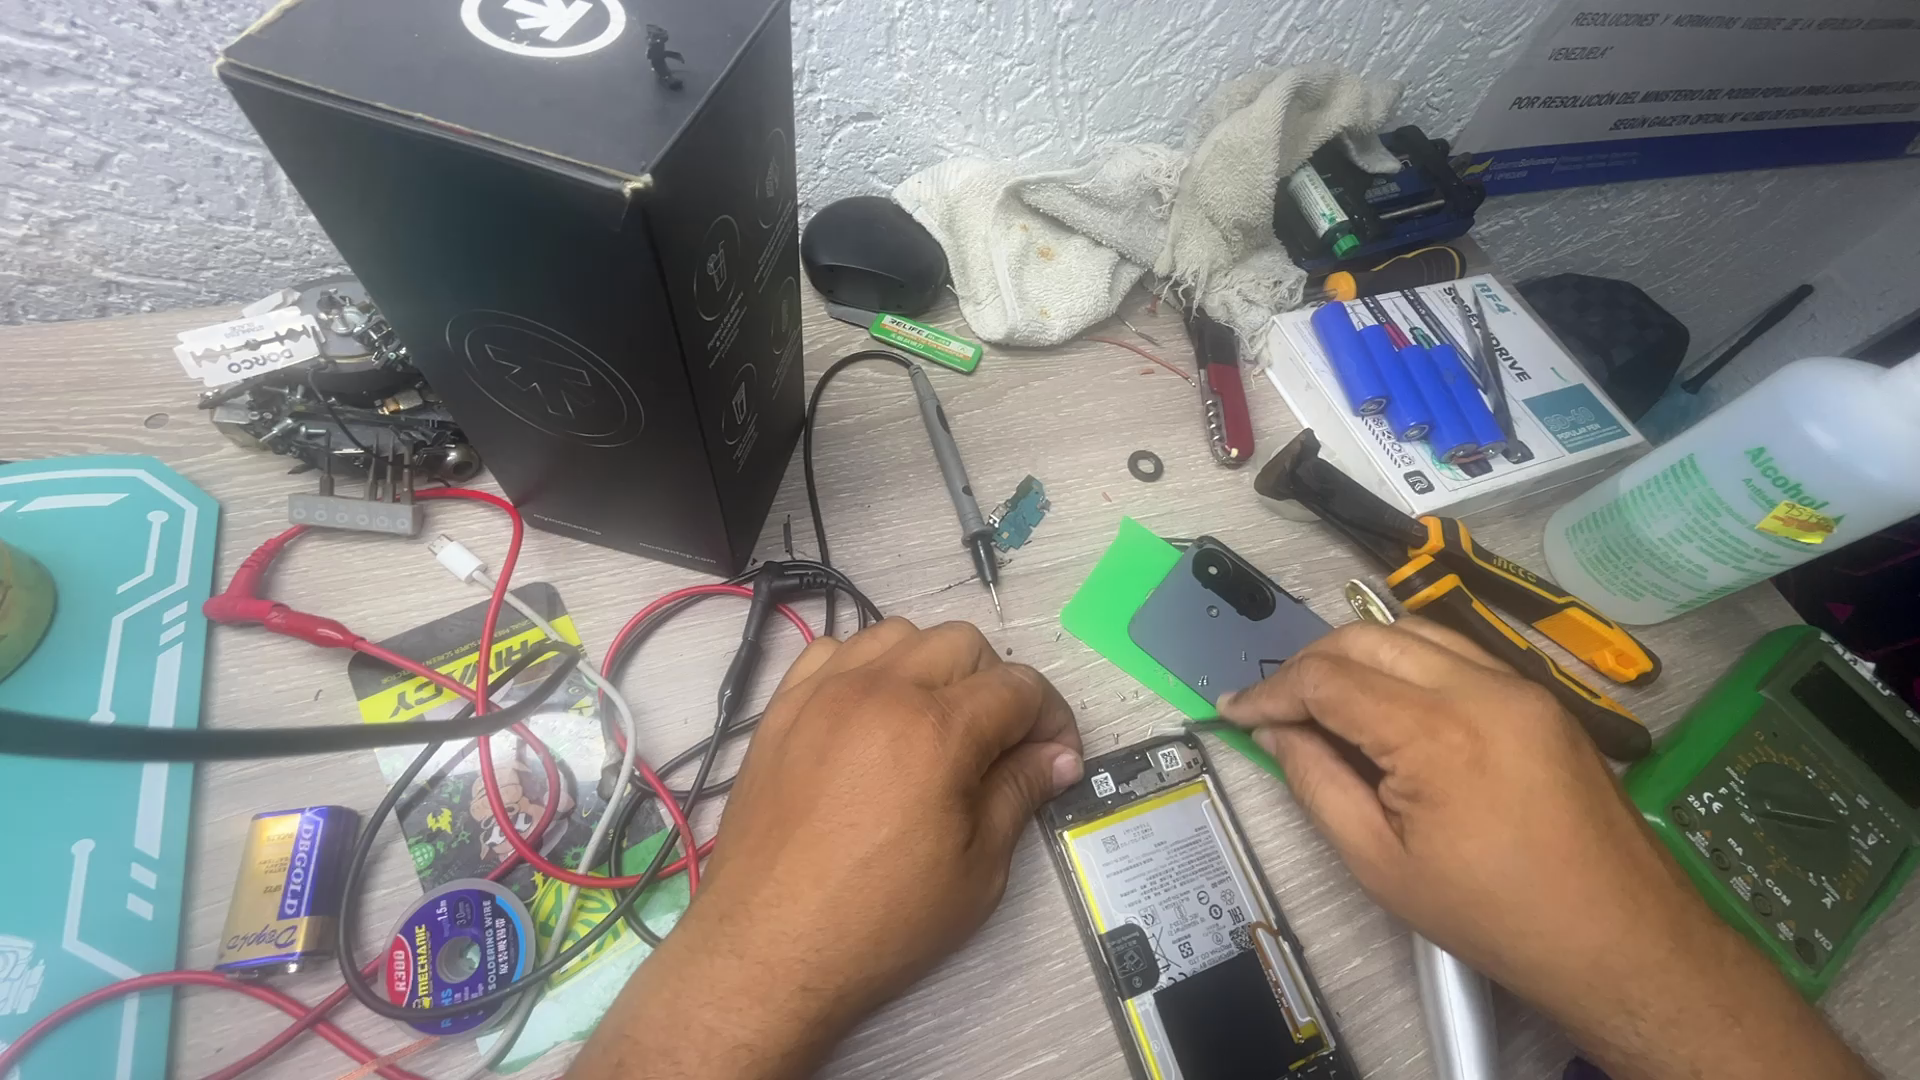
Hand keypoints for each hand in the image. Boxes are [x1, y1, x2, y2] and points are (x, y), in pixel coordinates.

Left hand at [572, 618, 1081, 1079]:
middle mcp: (881, 689)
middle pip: (963, 642)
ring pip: (899, 634)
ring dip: (932, 665)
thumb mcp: (977, 869)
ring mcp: (825, 690)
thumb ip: (1021, 792)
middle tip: (997, 741)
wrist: (766, 950)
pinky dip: (866, 665)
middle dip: (996, 683)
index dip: (1051, 716)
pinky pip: (834, 649)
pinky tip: (870, 710)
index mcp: (937, 730)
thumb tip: (1059, 755)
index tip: (1054, 754)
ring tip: (933, 720)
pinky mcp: (783, 705)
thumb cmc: (881, 921)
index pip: (1018, 687)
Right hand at [1218, 618, 1870, 1079]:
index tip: (1233, 711)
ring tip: (1323, 697)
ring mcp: (1518, 685)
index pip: (1325, 679)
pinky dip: (1402, 657)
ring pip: (1406, 630)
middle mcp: (1479, 688)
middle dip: (1305, 665)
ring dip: (1352, 654)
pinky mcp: (1540, 696)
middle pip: (1361, 638)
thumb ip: (1312, 780)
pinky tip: (1386, 695)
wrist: (1630, 947)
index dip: (1269, 691)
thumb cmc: (1493, 915)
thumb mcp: (1376, 862)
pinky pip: (1452, 648)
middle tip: (1275, 707)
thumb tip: (1275, 728)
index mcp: (1434, 734)